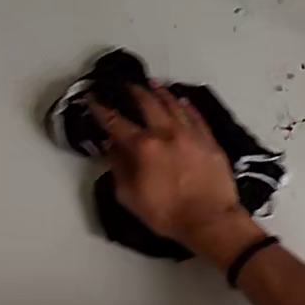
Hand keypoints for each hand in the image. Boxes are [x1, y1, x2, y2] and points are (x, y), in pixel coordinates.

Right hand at [90, 82, 266, 265]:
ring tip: (154, 84)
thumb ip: (119, 168)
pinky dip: (187, 106)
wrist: (210, 221)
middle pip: (148, 104)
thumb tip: (112, 147)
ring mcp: (191, 135)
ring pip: (174, 105)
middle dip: (134, 92)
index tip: (93, 99)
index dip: (101, 110)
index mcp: (144, 147)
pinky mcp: (209, 141)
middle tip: (127, 84)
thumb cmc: (167, 213)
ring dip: (161, 93)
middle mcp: (167, 133)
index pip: (116, 123)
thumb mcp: (131, 197)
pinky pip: (196, 117)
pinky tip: (183, 100)